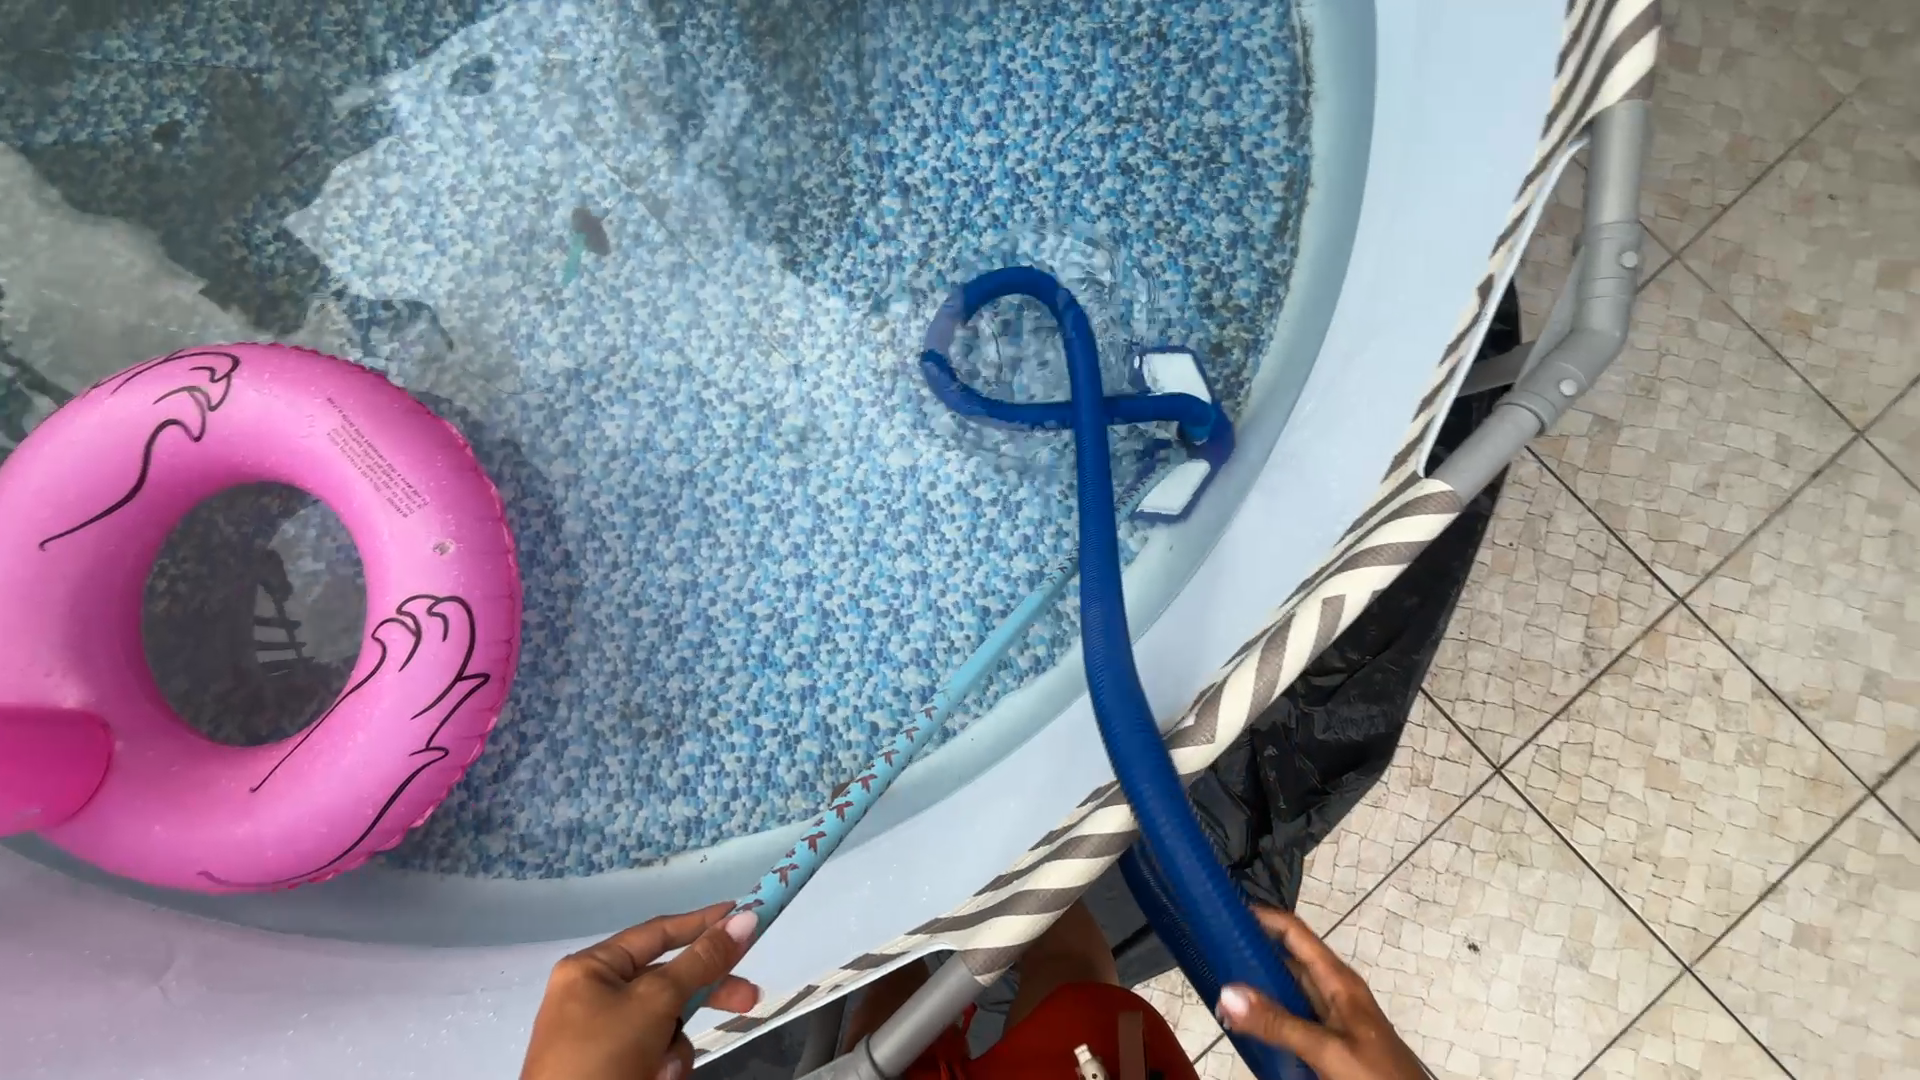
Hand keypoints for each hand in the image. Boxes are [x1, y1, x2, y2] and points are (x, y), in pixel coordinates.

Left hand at [521, 903, 762, 1079]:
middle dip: (706, 995)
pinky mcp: (610, 1071)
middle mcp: (595, 996)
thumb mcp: (657, 1002)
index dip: (704, 923)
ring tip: (665, 1075)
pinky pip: (653, 1053)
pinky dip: (663, 1068)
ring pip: (666, 1022)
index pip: (659, 932)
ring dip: (676, 1048)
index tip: (746, 917)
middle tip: (750, 999)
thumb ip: (704, 959)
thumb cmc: (603, 1060)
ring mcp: (601, 1037)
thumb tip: (746, 918)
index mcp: (593, 969)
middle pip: (668, 980)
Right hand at [1215, 906, 1424, 1079]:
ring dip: (1258, 994)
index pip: (1294, 932)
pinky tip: (1249, 1033)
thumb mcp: (1328, 1051)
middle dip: (1250, 958)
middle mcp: (1334, 993)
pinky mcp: (1332, 1047)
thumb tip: (1226, 991)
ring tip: (1221, 997)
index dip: (1262, 917)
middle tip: (1210, 959)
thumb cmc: (1379, 1079)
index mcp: (1338, 981)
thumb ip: (1278, 1024)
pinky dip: (1270, 1023)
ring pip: (1288, 995)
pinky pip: (1294, 1024)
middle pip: (1286, 962)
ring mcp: (1334, 1021)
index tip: (1224, 912)